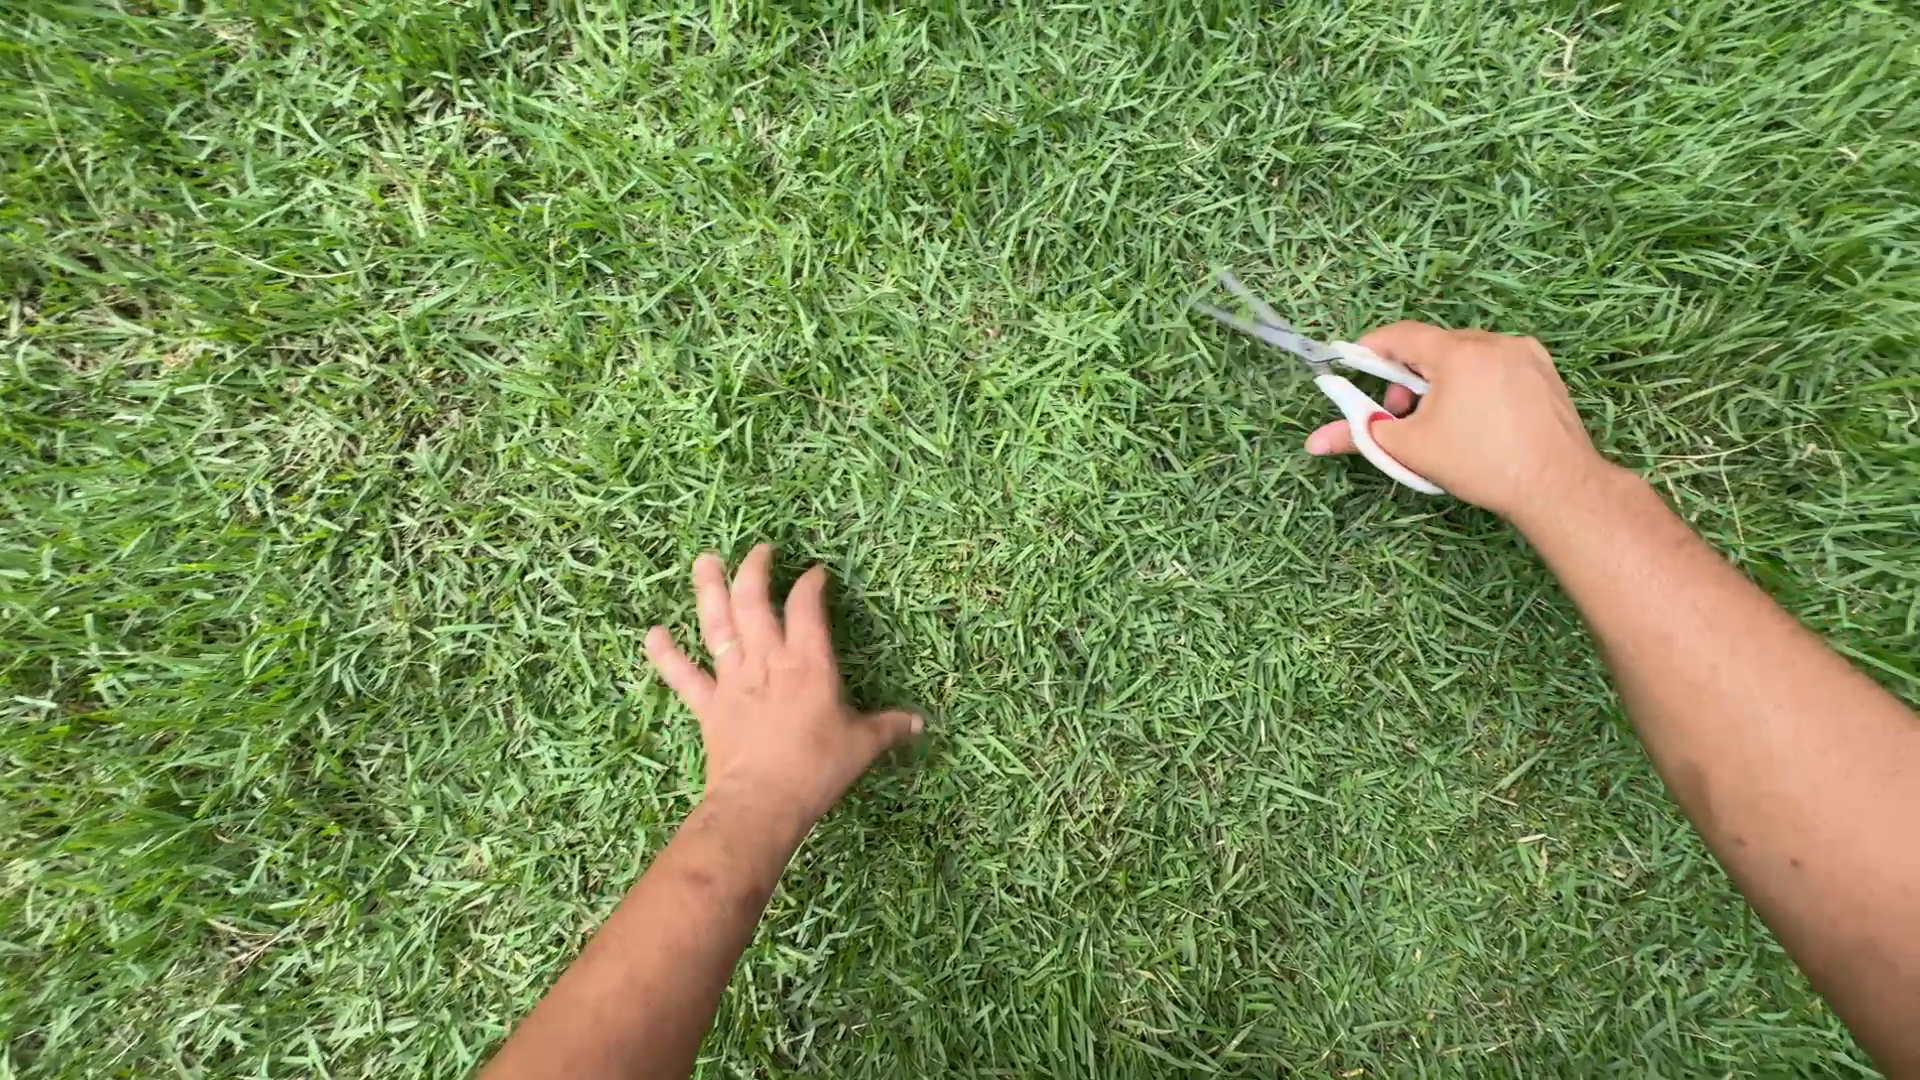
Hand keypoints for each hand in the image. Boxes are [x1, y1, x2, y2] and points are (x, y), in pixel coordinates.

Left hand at [643, 545, 921, 836]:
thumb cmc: (816, 769)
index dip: (811, 584)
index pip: (807, 607)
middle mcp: (767, 660)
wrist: (761, 804)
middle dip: (755, 570)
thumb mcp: (862, 746)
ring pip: (717, 625)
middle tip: (758, 550)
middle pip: (754, 602)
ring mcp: (732, 680)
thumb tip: (921, 724)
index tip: (816, 573)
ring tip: (704, 561)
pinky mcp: (708, 705)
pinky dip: (666, 654)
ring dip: (709, 590)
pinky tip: (653, 632)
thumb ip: (890, 727)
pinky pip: (683, 675)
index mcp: (808, 663)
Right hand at [1303, 321, 1612, 518]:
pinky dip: (1469, 383)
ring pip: (1463, 356)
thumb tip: (1313, 441)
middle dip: (1404, 375)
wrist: (1556, 484)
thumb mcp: (1406, 448)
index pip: (1400, 336)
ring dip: (1437, 380)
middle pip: (1432, 347)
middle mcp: (1493, 343)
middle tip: (1397, 412)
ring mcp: (1524, 354)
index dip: (1369, 348)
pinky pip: (1492, 365)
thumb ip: (1356, 436)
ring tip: (1434, 420)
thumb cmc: (1477, 463)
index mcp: (1458, 354)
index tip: (1351, 364)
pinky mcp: (1543, 372)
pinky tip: (1469, 419)